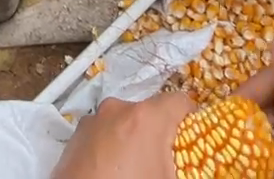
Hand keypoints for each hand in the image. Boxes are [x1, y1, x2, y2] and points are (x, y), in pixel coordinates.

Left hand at [50, 90, 196, 178]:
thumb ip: (186, 169)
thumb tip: (192, 169)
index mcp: (146, 118)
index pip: (180, 102)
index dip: (192, 119)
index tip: (197, 138)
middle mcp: (119, 109)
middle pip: (151, 114)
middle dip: (160, 137)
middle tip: (165, 165)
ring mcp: (94, 120)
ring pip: (125, 123)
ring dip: (133, 143)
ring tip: (136, 171)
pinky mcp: (76, 135)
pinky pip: (103, 134)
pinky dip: (111, 149)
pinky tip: (112, 174)